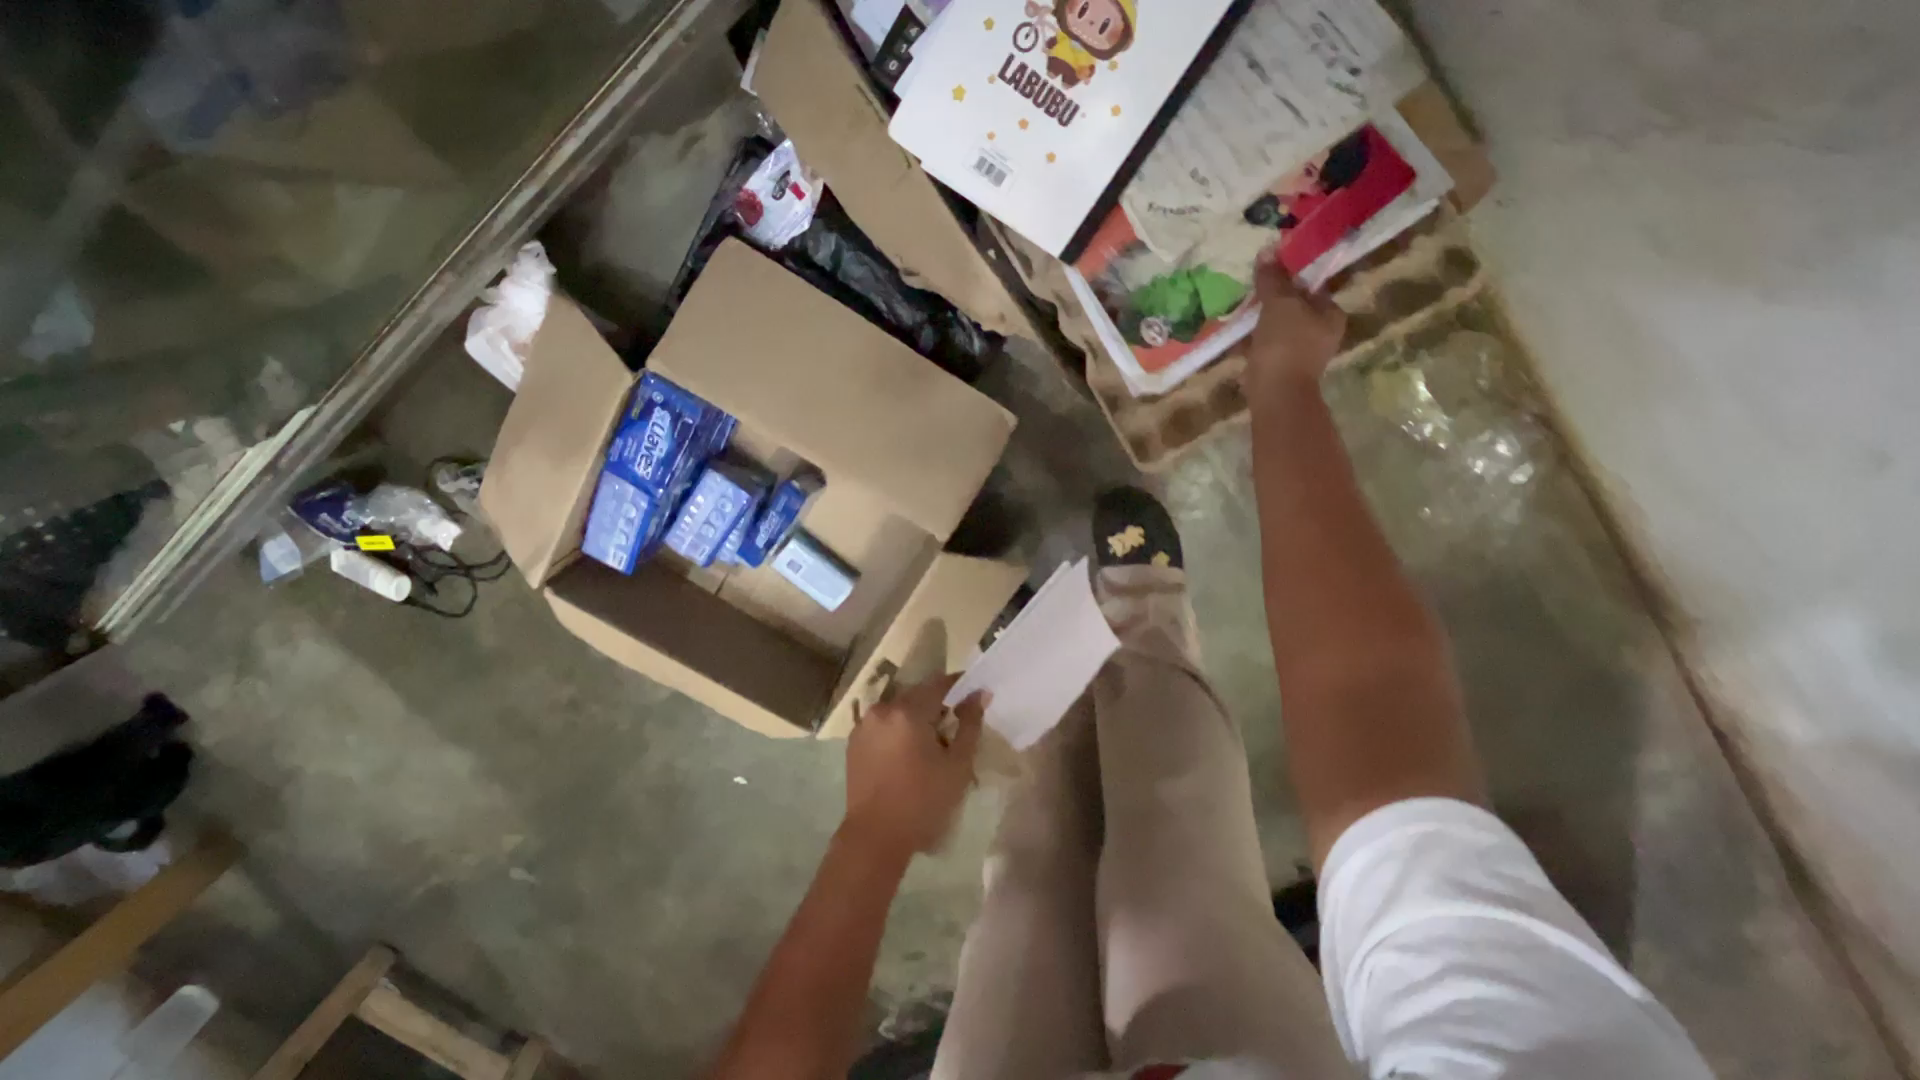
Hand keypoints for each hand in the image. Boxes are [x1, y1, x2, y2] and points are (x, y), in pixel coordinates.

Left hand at [842, 675, 985, 860]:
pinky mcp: (854, 743)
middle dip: (937, 705)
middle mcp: (882, 709)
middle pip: (917, 695)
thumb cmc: (923, 802)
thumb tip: (979, 694)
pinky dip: (898, 730)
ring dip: (916, 718)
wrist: (876, 837)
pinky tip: (907, 754)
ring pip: (898, 710)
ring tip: (930, 745)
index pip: (939, 683)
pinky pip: (883, 725)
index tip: (974, 694)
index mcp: (907, 711)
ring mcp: (864, 726)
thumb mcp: (958, 765)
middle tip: (955, 727)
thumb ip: (970, 724)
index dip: (959, 685)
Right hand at [1246, 251, 1346, 391]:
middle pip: (1294, 308)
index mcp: (1331, 315)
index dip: (1288, 279)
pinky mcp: (1282, 370)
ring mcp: (1303, 354)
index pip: (1311, 287)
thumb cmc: (1285, 343)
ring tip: (1240, 316)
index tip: (1266, 276)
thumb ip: (1273, 278)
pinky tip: (1237, 340)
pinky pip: (1266, 348)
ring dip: (1260, 323)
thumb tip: (1268, 250)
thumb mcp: (1279, 303)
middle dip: (1271, 302)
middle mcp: (1322, 334)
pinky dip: (1253, 343)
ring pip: (1278, 329)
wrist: (1276, 393)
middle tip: (1250, 296)